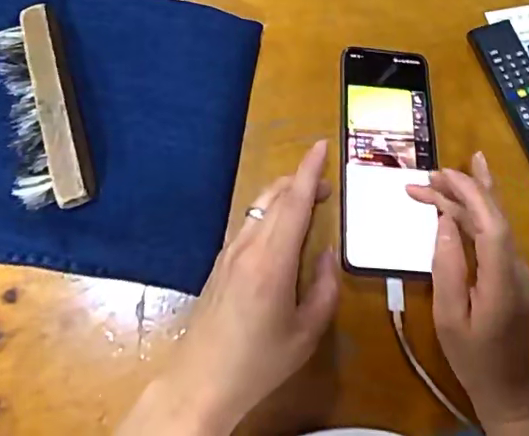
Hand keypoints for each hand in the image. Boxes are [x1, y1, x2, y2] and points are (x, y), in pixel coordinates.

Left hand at [117, 139, 339, 435]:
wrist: (200, 382)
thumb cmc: (258, 363)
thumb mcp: (305, 334)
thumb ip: (324, 289)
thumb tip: (328, 254)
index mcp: (272, 261)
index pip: (294, 202)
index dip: (310, 171)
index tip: (321, 146)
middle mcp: (249, 245)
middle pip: (276, 196)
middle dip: (302, 181)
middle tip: (327, 186)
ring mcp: (230, 250)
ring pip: (260, 205)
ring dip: (285, 194)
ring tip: (308, 202)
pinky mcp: (220, 260)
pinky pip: (250, 221)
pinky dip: (270, 210)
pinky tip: (280, 228)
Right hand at [407, 151, 528, 433]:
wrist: (510, 390)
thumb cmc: (474, 359)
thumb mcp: (448, 318)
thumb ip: (446, 268)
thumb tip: (444, 222)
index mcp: (502, 280)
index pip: (492, 224)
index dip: (469, 193)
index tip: (441, 176)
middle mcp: (517, 267)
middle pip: (494, 215)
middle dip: (462, 189)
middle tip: (429, 175)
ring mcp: (519, 267)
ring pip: (495, 220)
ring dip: (466, 199)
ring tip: (438, 178)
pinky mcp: (514, 270)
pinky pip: (495, 232)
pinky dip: (475, 212)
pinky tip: (466, 197)